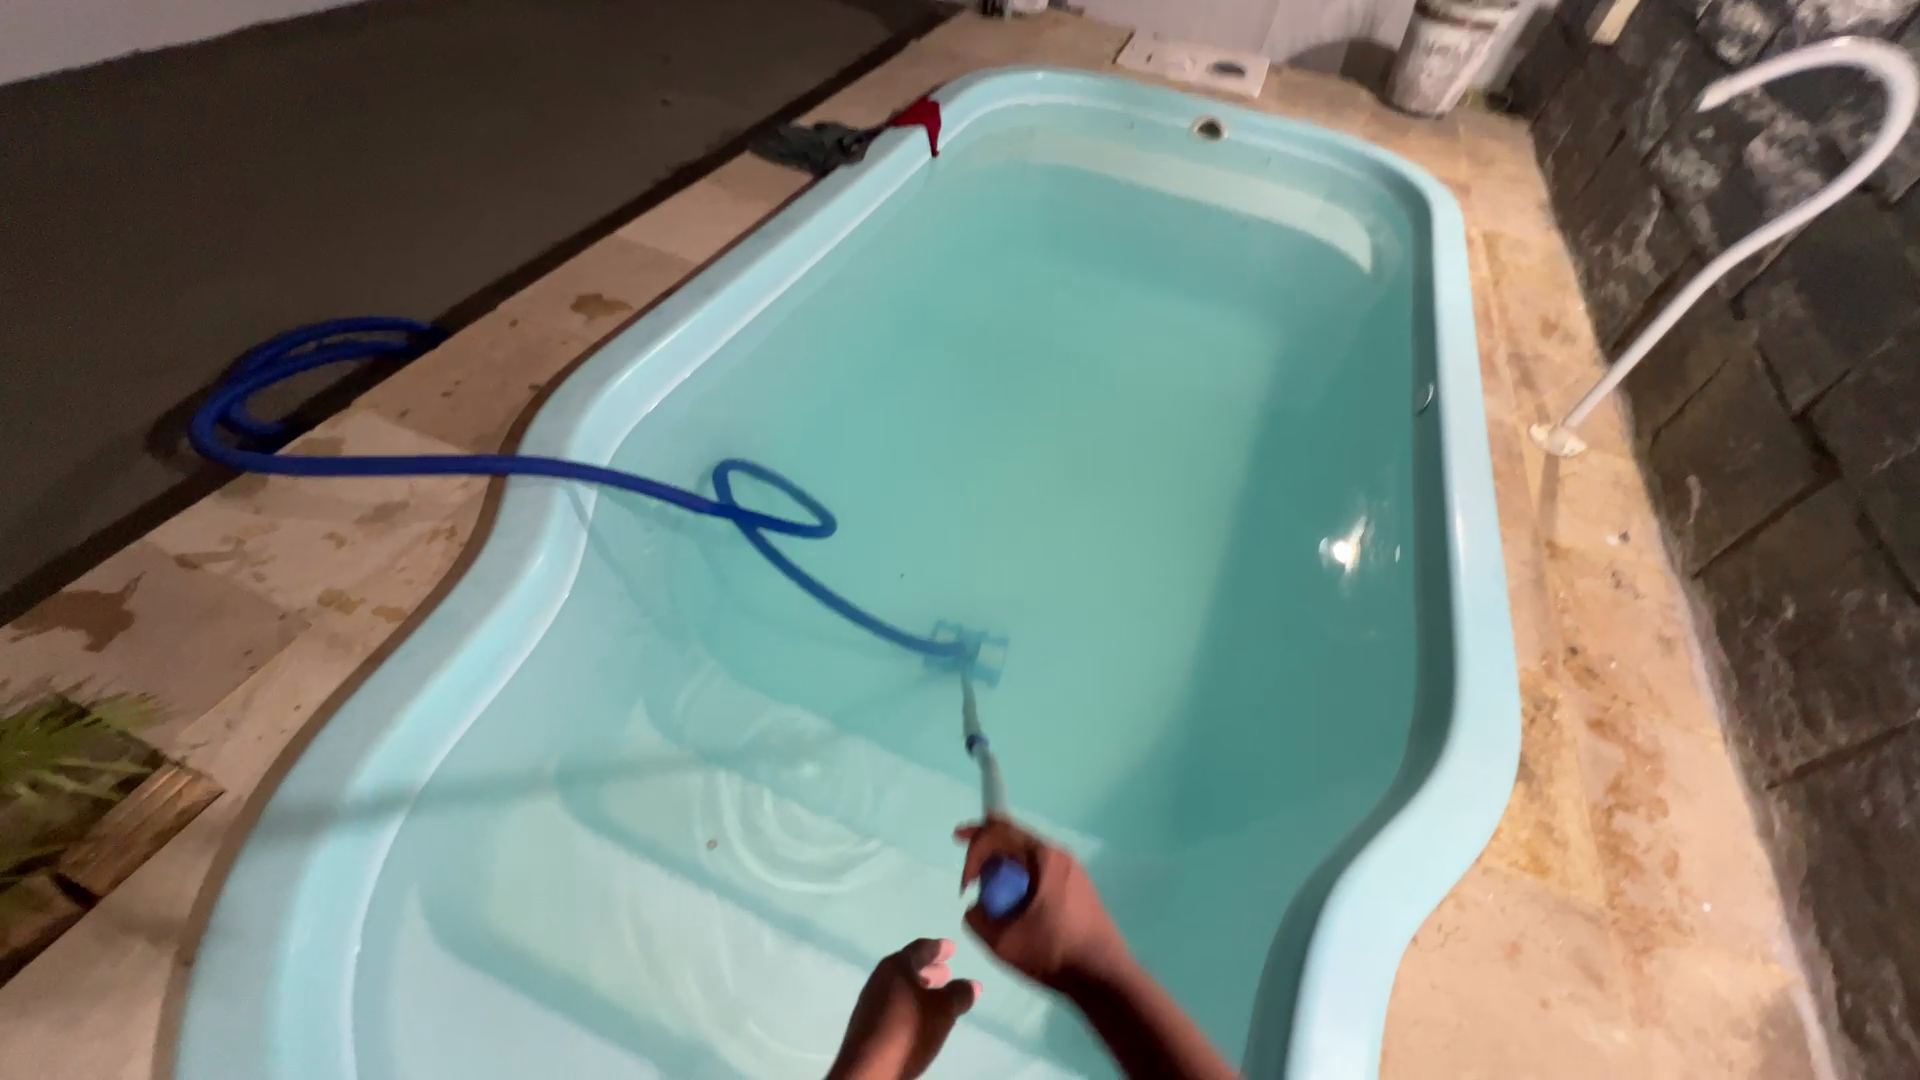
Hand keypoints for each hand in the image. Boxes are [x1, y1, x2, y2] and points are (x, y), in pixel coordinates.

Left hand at [827, 938, 979, 1079]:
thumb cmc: (908, 1031)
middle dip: (929, 969)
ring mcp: (870, 999)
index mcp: (897, 965)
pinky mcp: (866, 1022)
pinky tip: (918, 1017)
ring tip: (935, 997)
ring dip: (919, 988)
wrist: (867, 1070)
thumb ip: (959, 995)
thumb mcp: (943, 1012)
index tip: (952, 948)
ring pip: (900, 986)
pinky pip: (892, 1003)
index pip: (921, 948)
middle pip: (908, 966)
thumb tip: (973, 984)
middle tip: (946, 972)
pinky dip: (908, 1003)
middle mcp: (881, 976)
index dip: (938, 948)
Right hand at [955, 818, 1129, 991]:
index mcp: (1044, 857)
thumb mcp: (1004, 942)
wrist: (1106, 978)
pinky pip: (1039, 870)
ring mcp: (1071, 870)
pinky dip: (1019, 877)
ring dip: (1002, 865)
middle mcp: (1059, 854)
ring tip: (986, 889)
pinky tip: (1012, 902)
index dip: (973, 847)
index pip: (1000, 830)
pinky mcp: (1077, 888)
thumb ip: (977, 919)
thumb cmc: (1055, 954)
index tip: (964, 883)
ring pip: (1026, 854)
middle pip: (1013, 837)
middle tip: (966, 866)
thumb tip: (975, 906)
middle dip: (984, 849)